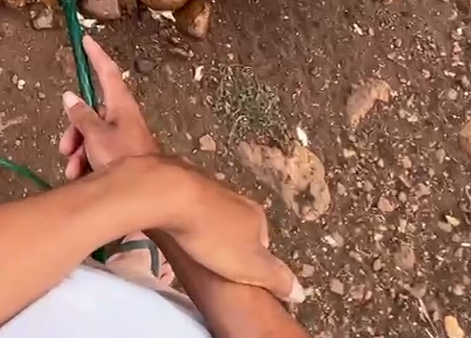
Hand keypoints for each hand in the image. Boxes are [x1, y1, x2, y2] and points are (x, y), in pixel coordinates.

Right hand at [58, 36, 158, 178]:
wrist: (149, 194)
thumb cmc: (124, 160)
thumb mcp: (96, 136)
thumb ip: (81, 116)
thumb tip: (70, 97)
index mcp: (120, 104)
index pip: (107, 71)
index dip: (96, 55)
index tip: (86, 40)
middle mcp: (122, 117)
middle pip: (91, 112)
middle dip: (75, 130)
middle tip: (66, 148)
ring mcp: (123, 137)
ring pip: (92, 134)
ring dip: (78, 150)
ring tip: (74, 170)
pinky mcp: (124, 156)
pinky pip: (99, 151)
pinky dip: (87, 161)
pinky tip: (82, 176)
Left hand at [143, 159, 303, 305]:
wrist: (169, 193)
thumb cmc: (212, 234)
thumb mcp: (252, 267)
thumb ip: (278, 279)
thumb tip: (300, 292)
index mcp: (255, 213)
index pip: (262, 241)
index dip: (251, 260)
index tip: (237, 272)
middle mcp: (233, 194)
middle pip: (235, 224)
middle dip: (226, 240)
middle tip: (213, 259)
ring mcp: (205, 183)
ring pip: (210, 210)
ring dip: (204, 225)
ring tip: (193, 243)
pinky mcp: (178, 178)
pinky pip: (186, 200)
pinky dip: (184, 212)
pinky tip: (175, 223)